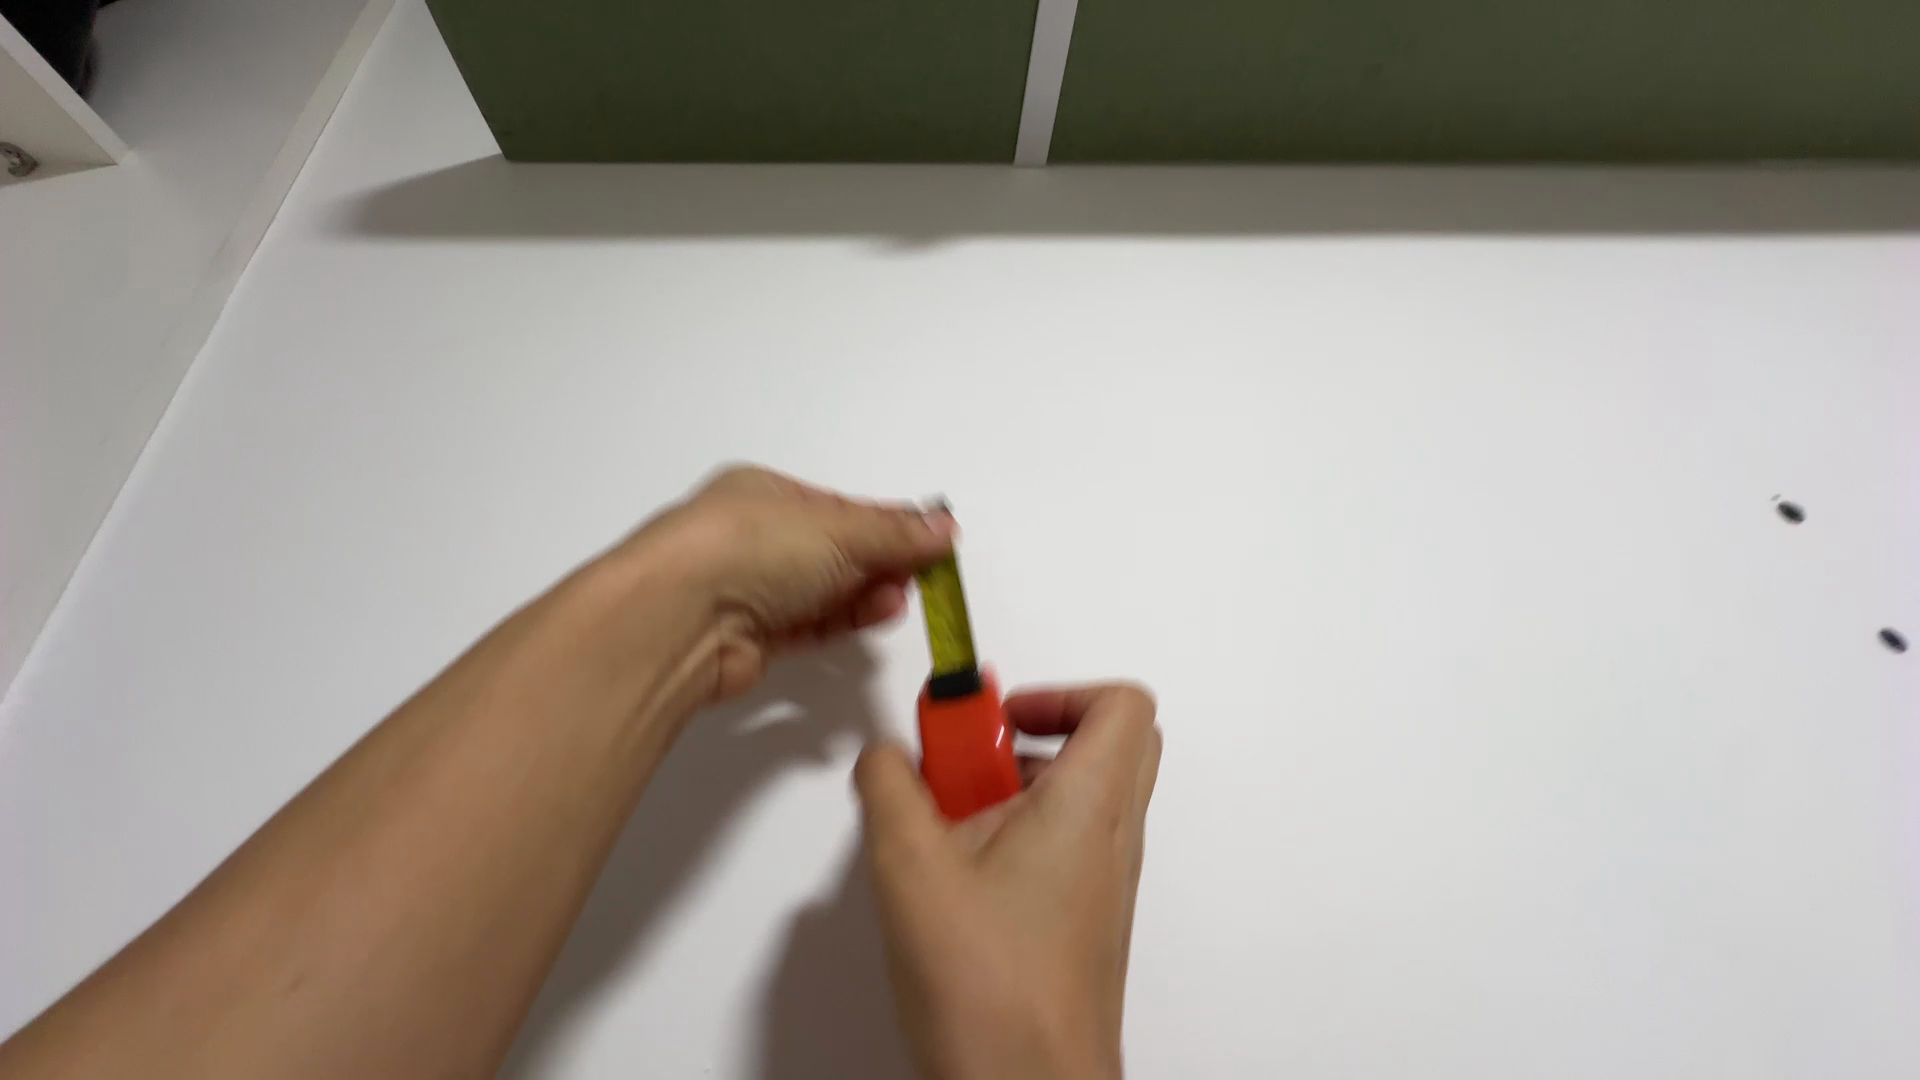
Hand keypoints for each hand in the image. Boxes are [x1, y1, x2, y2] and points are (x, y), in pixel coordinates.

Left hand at [624, 465, 955, 701]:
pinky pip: (809, 624)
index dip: (887, 524)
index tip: (931, 541)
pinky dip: (845, 619)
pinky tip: (880, 613)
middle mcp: (754, 538)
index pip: (839, 508)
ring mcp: (748, 589)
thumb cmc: (757, 546)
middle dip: (880, 561)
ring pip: (822, 590)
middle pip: (834, 550)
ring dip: (866, 592)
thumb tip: (947, 526)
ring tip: (902, 597)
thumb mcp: (838, 528)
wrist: (678, 618)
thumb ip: (895, 532)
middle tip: (922, 574)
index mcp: (764, 493)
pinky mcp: (750, 638)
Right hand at [855, 684, 1161, 1079]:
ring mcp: (1102, 878)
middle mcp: (1111, 835)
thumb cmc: (991, 993)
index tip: (992, 721)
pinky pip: (1059, 839)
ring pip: (1073, 792)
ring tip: (947, 824)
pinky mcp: (1080, 913)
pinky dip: (1011, 831)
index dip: (1058, 693)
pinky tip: (954, 874)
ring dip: (1010, 786)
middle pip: (1101, 741)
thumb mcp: (910, 865)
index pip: (1120, 704)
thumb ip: (889, 787)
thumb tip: (884, 756)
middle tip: (971, 761)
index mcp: (1091, 804)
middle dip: (1028, 733)